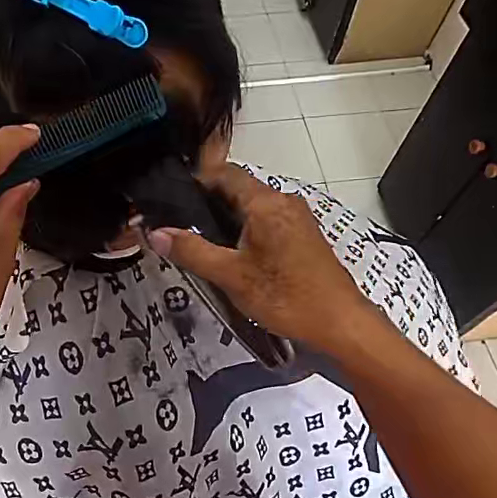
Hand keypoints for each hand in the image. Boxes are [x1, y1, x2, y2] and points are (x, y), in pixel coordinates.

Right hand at [147, 164, 383, 355]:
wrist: (338, 324)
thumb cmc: (290, 298)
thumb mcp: (232, 276)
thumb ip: (192, 251)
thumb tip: (158, 234)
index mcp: (267, 203)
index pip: (225, 173)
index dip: (196, 183)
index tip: (174, 202)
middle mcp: (286, 203)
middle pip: (239, 191)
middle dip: (210, 207)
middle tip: (184, 230)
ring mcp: (299, 220)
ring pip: (255, 210)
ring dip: (230, 224)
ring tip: (206, 249)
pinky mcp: (305, 238)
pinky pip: (270, 225)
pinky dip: (250, 235)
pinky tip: (238, 262)